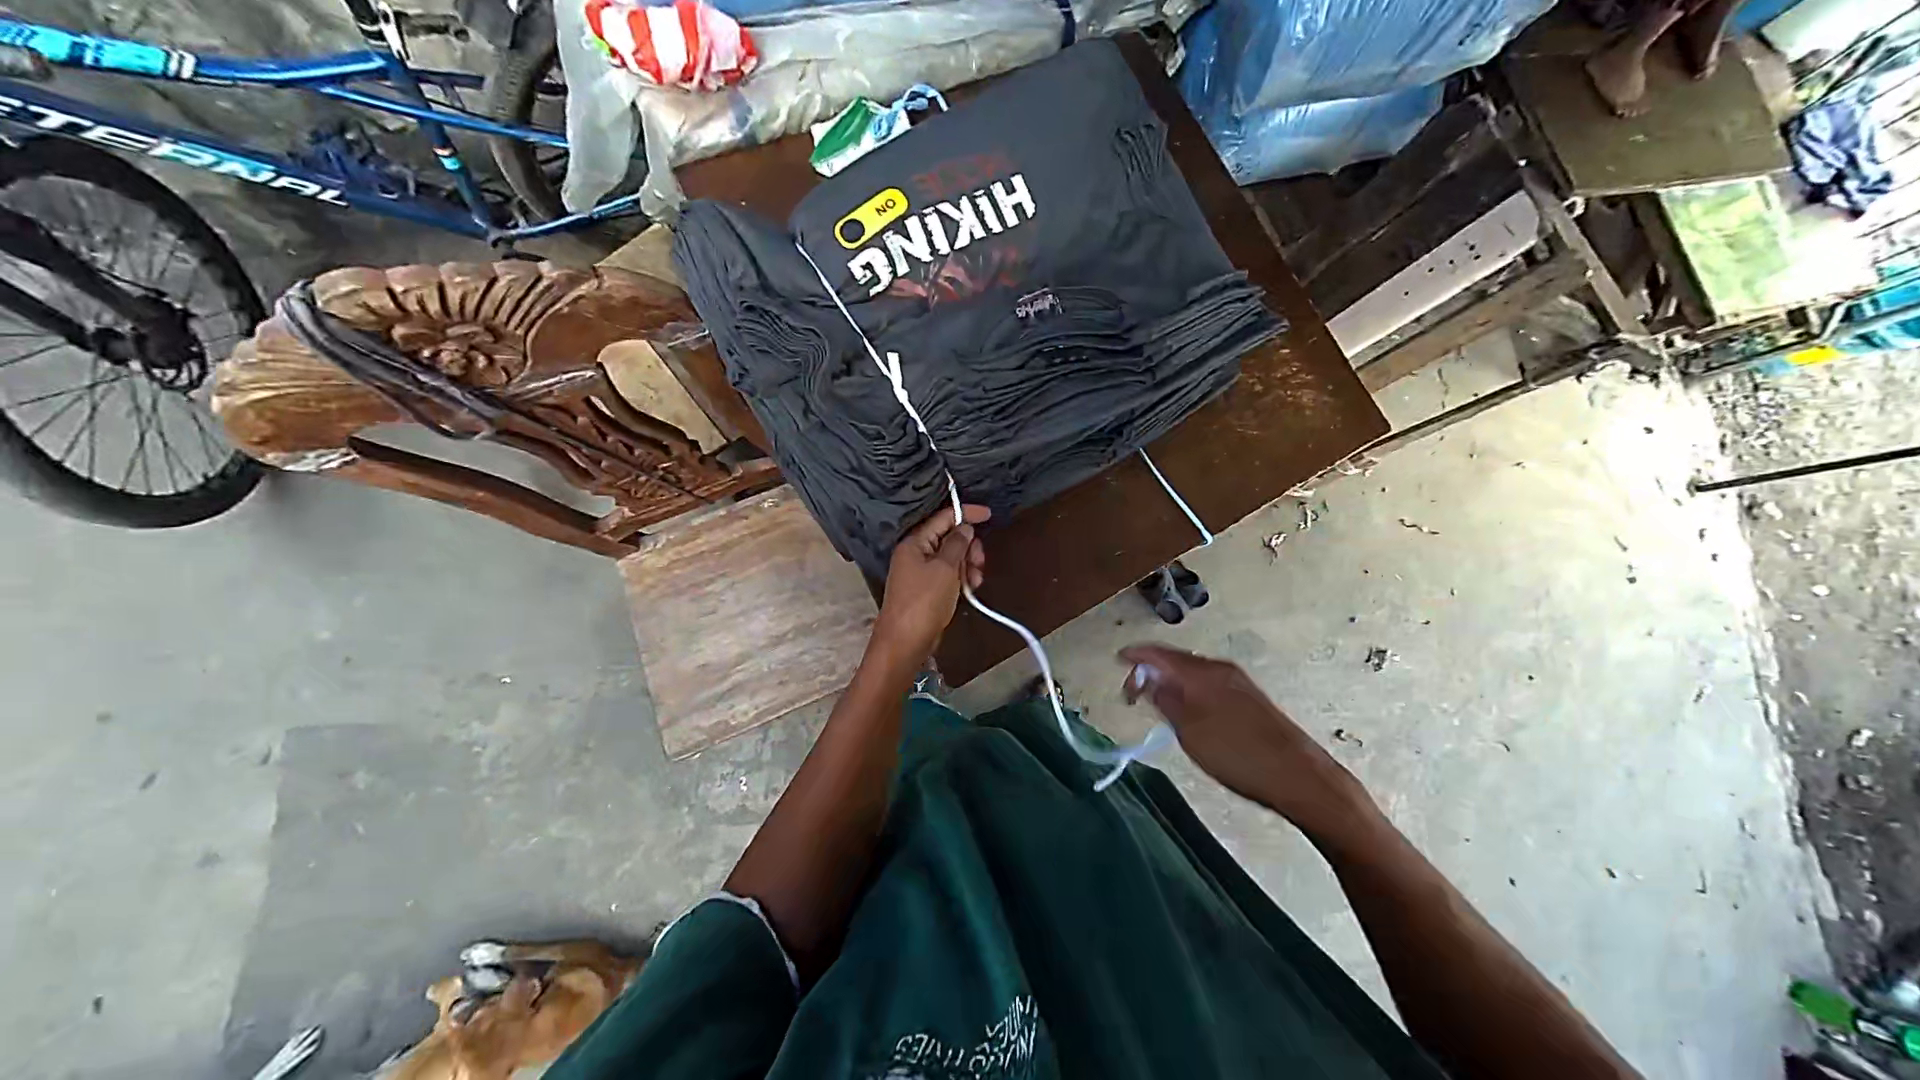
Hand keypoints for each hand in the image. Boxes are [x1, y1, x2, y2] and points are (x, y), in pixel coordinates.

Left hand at [874, 504, 989, 661]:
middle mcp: (916, 554)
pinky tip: (971, 588)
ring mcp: (921, 572)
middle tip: (979, 561)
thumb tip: (965, 527)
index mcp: (915, 543)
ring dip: (967, 565)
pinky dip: (962, 578)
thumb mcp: (945, 568)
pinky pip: (949, 575)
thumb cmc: (924, 602)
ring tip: (975, 580)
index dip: (966, 514)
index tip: (988, 514)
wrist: (906, 642)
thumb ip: (957, 544)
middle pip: (949, 538)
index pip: (942, 518)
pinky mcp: (928, 589)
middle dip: (968, 547)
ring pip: (952, 558)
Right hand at [1119, 644, 1377, 836]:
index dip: (1135, 655)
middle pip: (1175, 660)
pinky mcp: (1249, 698)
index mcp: (1202, 673)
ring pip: (1192, 672)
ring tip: (1154, 703)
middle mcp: (1220, 669)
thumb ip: (1163, 700)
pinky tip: (1185, 710)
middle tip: (1132, 693)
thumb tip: (1145, 677)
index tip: (1117, 661)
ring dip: (1169, 681)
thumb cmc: (1238, 757)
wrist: (1301, 778)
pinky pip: (1207, 683)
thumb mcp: (1189, 731)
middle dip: (1150, 671)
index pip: (1159, 653)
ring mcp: (1238, 682)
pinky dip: (1187, 689)